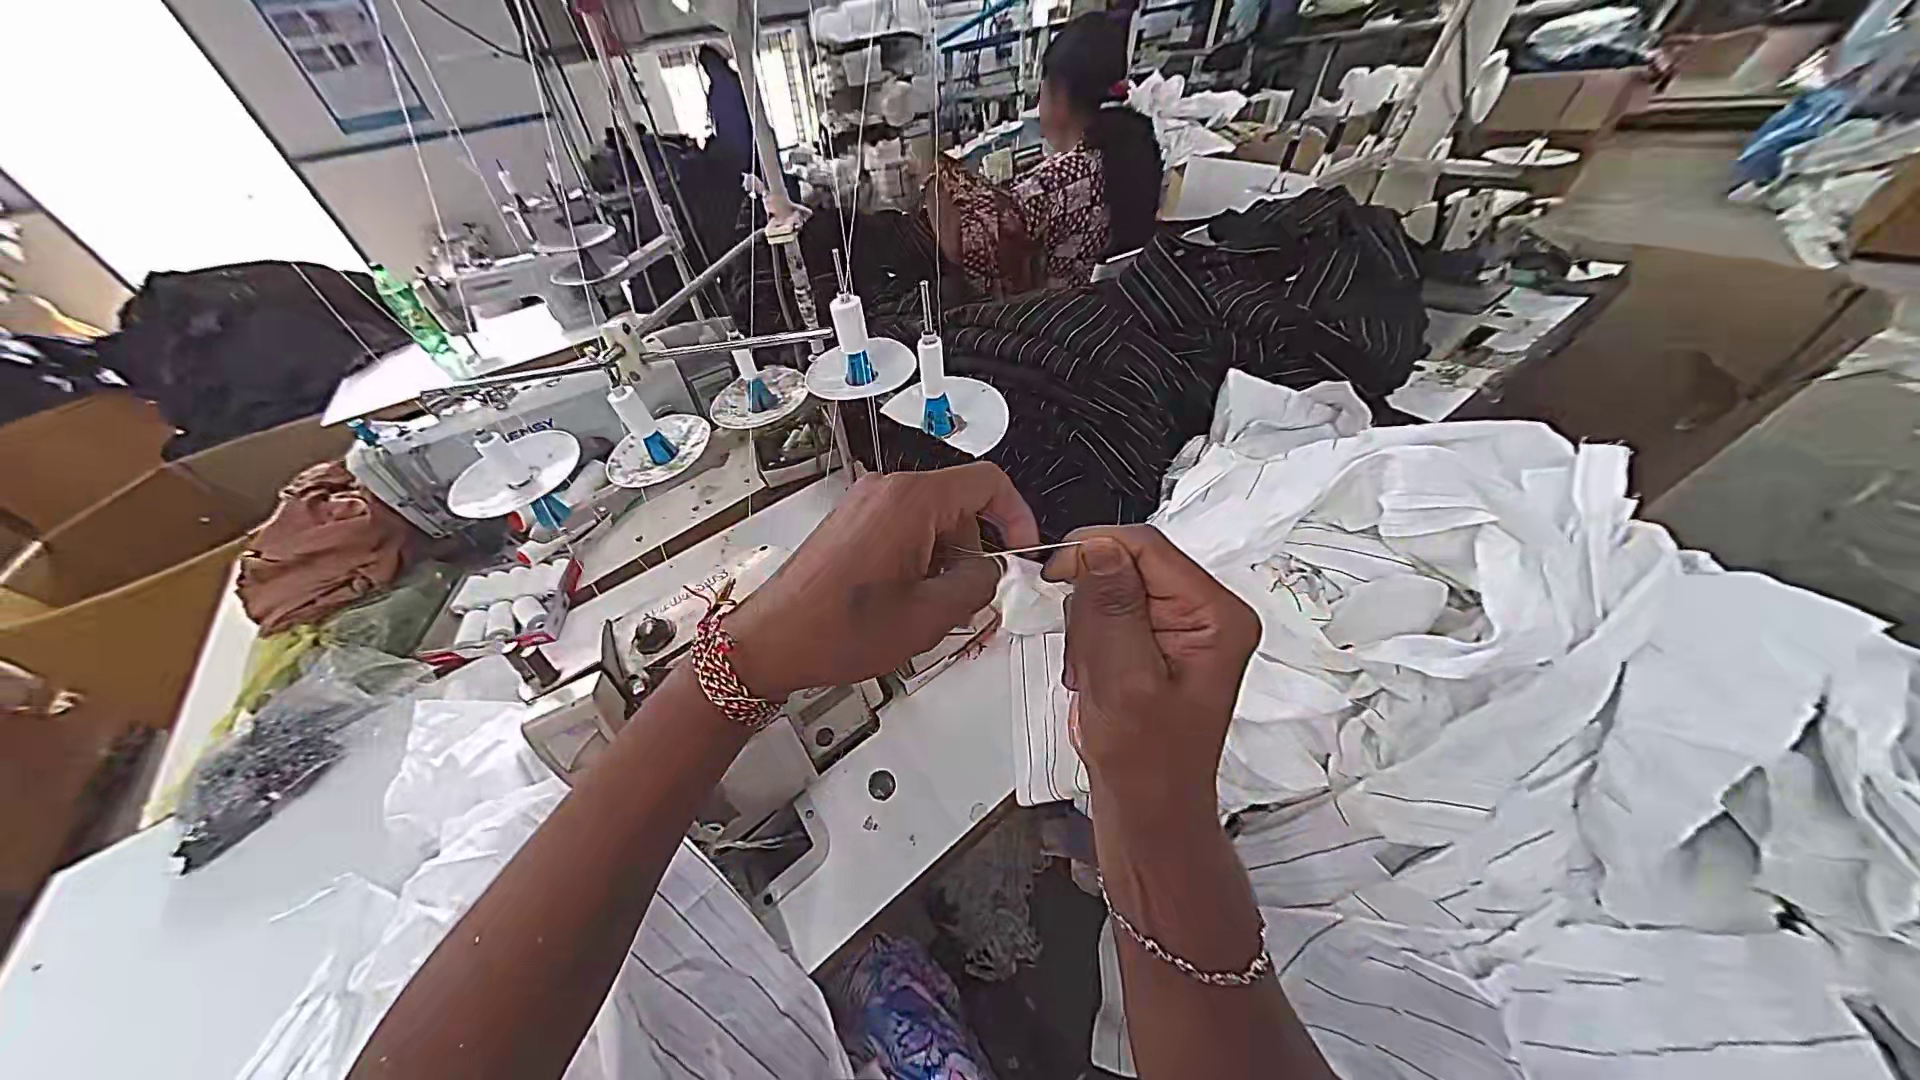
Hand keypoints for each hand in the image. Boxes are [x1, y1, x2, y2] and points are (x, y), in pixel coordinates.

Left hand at [726, 464, 1038, 698]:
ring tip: (927, 606)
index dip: (1016, 515)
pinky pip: (904, 530)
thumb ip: (979, 585)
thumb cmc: (830, 628)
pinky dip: (918, 560)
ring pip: (932, 521)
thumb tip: (992, 571)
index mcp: (910, 502)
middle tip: (971, 593)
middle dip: (974, 550)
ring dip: (944, 561)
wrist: (772, 641)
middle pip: (959, 506)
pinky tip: (905, 599)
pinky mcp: (853, 523)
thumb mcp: (930, 615)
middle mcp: (885, 493)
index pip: (988, 483)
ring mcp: (865, 505)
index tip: (1021, 545)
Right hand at [1044, 526, 1257, 813]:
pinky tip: (1096, 671)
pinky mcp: (1156, 633)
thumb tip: (1097, 546)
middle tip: (1088, 652)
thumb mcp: (1124, 680)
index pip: (1147, 548)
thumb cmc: (1148, 760)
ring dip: (1088, 625)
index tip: (1056, 572)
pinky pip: (1108, 609)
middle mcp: (1204, 612)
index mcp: (1215, 617)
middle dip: (1092, 603)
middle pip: (1128, 563)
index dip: (1094, 551)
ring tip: (1094, 671)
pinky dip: (1089, 636)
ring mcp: (1179, 622)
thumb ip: (1111, 608)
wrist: (1146, 800)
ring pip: (1111, 585)